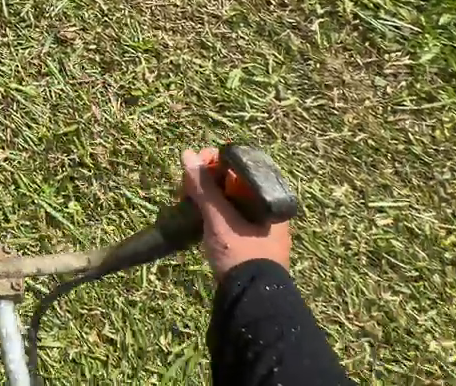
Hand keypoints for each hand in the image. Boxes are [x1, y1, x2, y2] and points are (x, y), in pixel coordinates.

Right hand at [181, 147, 290, 278]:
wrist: (253, 302)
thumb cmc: (242, 255)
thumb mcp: (220, 219)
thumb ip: (204, 187)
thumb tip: (187, 154)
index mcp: (270, 202)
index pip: (241, 168)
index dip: (215, 162)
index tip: (195, 166)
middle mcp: (266, 211)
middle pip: (232, 181)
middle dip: (206, 178)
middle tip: (186, 185)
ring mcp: (257, 225)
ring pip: (226, 197)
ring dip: (204, 194)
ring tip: (185, 199)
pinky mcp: (246, 238)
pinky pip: (226, 213)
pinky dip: (209, 209)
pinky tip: (195, 212)